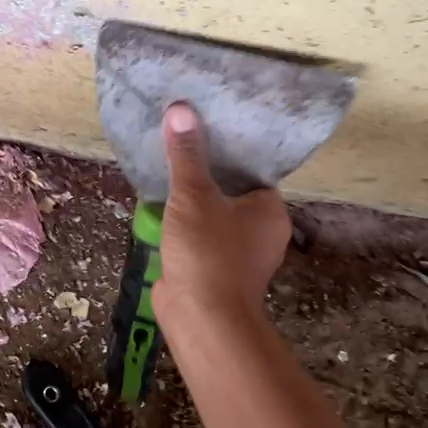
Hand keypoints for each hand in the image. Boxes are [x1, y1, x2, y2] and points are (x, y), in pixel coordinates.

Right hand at [154, 102, 291, 325]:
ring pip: (210, 208)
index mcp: (270, 211)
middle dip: (202, 166)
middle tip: (175, 134)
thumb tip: (180, 109)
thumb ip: (186, 154)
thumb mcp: (194, 196)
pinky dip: (179, 214)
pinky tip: (157, 197)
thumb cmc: (209, 252)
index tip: (201, 122)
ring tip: (161, 158)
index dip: (227, 145)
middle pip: (229, 186)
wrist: (202, 318)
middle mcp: (260, 229)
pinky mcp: (210, 263)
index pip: (251, 168)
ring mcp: (235, 249)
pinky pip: (196, 227)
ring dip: (188, 191)